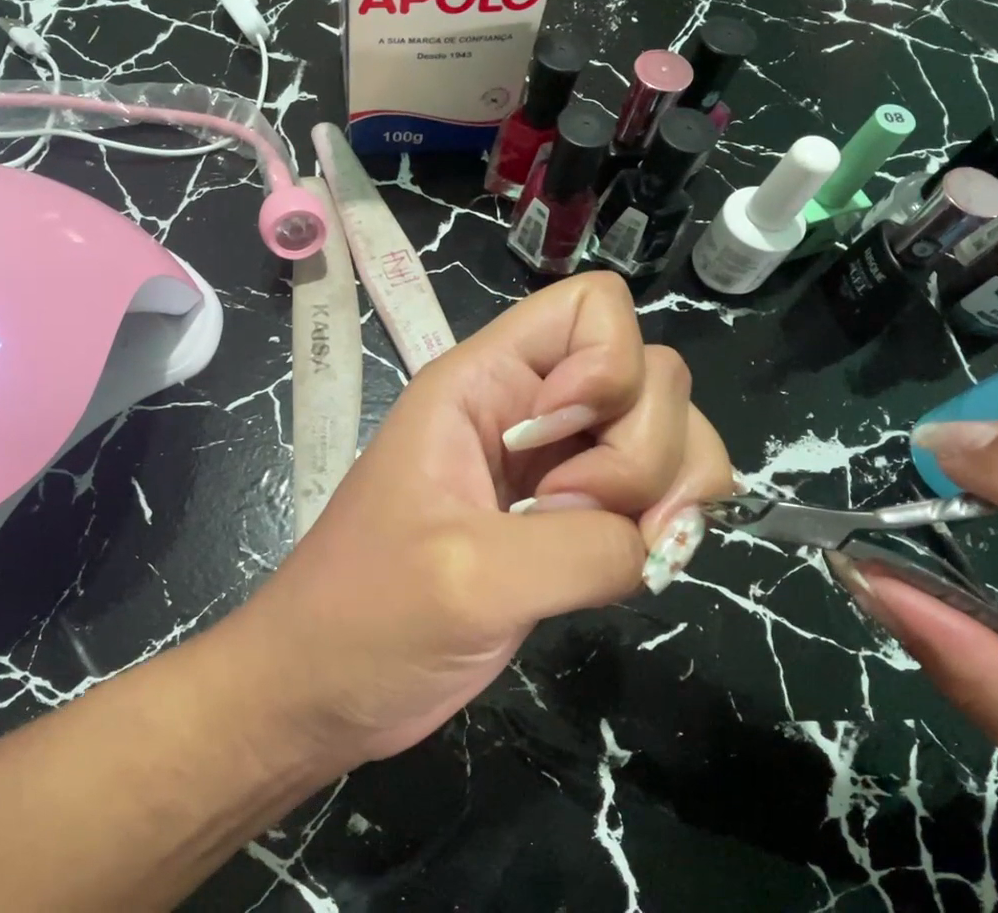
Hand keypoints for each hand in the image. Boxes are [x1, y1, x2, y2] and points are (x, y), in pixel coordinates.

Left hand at [228, 272, 731, 764]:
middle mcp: (525, 412)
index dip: (608, 366)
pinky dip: (669, 525)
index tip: (567, 442)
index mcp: (480, 386)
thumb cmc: (368, 617)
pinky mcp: (570, 528)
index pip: (591, 308)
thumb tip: (650, 541)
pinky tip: (640, 567)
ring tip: (626, 551)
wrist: (326, 689)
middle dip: (643, 449)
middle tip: (576, 515)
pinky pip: (655, 497)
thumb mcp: (467, 575)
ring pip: (666, 435)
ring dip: (671, 488)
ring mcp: (553, 470)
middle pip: (650, 376)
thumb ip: (578, 547)